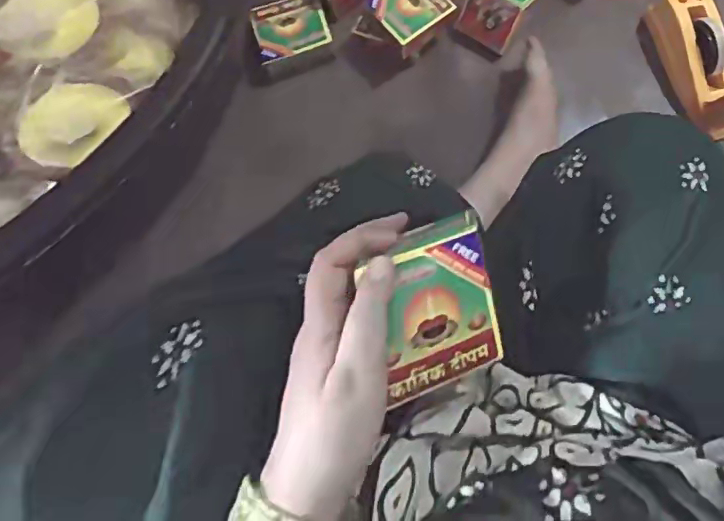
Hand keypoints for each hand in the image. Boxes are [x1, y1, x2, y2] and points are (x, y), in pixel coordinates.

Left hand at [260, 213, 405, 517]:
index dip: (361, 236)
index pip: (330, 261)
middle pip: (340, 272)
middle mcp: (319, 329)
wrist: (305, 496)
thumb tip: (384, 260)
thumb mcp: (358, 370)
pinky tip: (408, 319)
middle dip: (374, 247)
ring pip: (352, 297)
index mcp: (319, 324)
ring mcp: (326, 351)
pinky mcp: (337, 370)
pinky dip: (385, 307)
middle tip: (414, 240)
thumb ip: (369, 313)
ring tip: (418, 273)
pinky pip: (360, 322)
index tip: (400, 229)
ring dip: (383, 276)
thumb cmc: (334, 431)